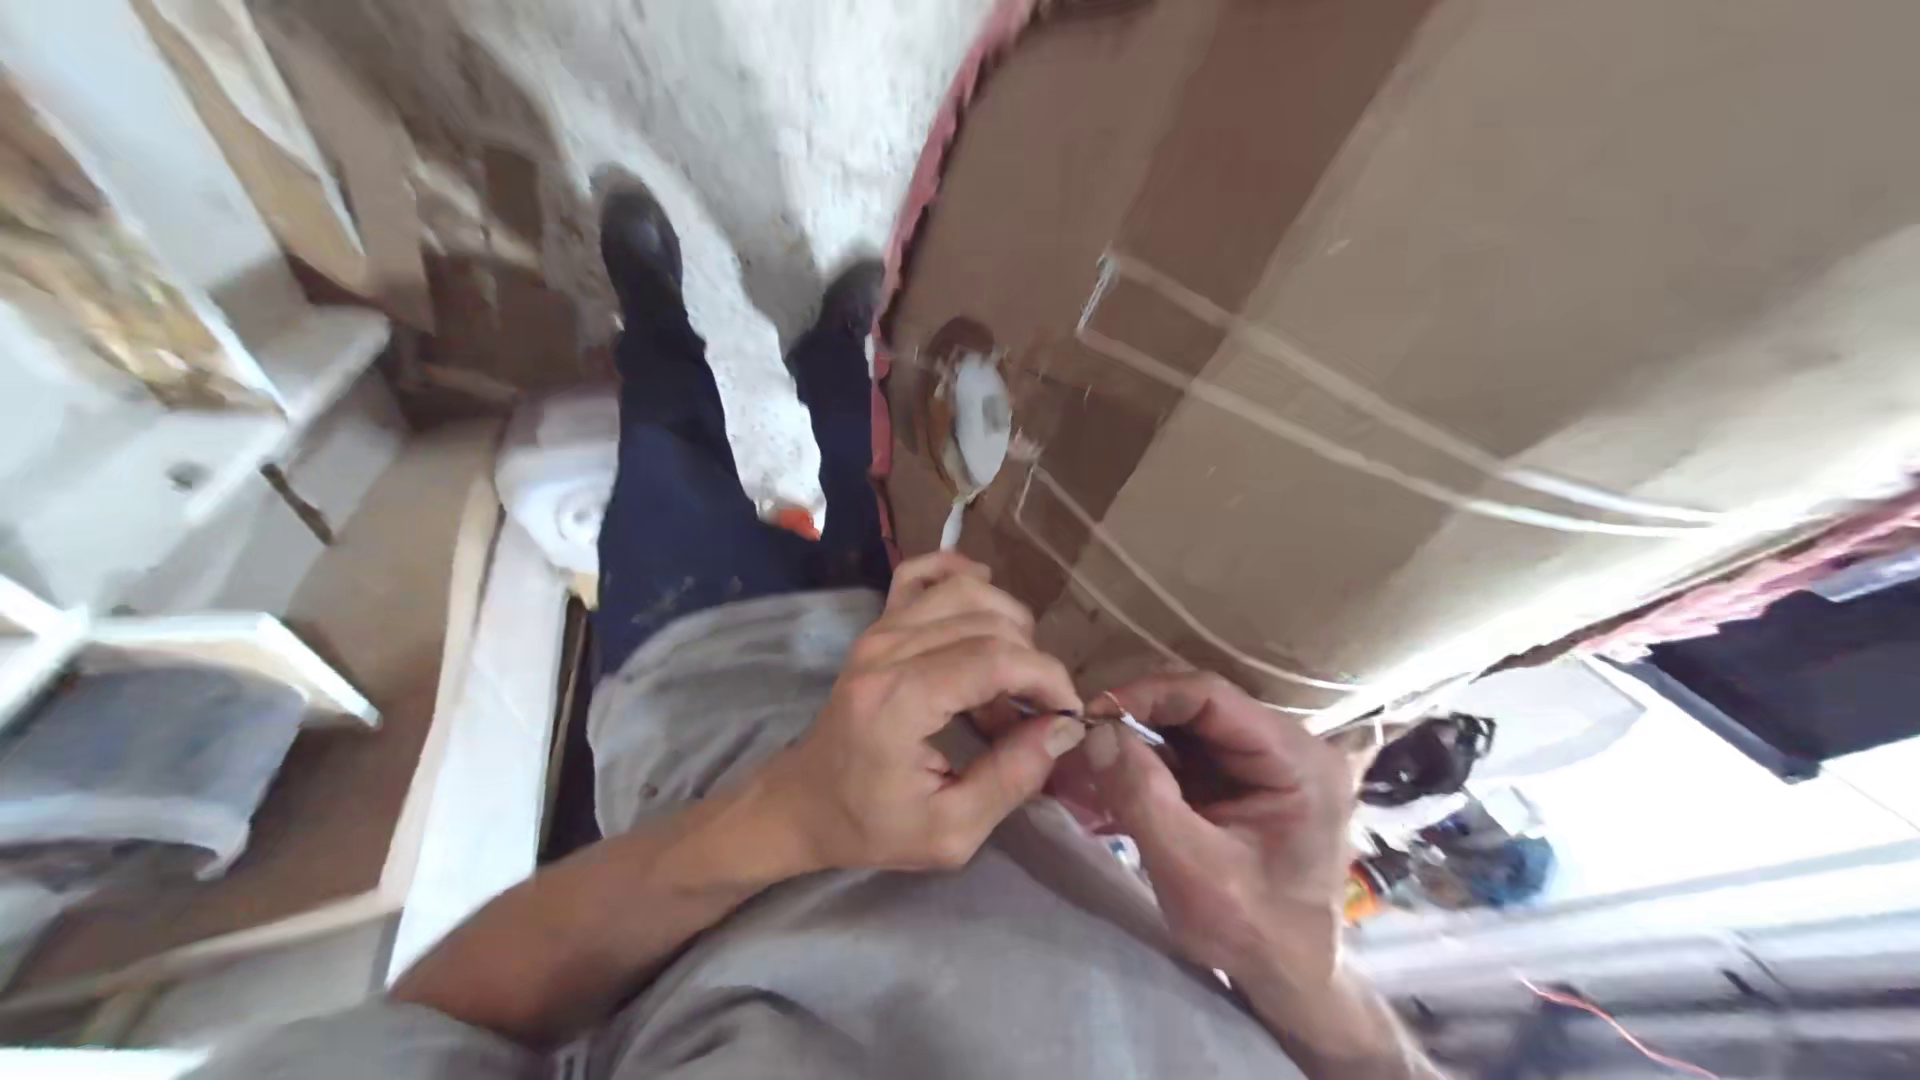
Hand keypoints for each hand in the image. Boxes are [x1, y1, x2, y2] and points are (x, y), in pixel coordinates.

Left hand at [759, 553, 1085, 872]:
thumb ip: (1012, 778)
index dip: (1047, 679)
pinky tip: (984, 593)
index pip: (995, 659)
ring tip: (1013, 674)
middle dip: (1033, 661)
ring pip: (966, 591)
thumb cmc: (870, 824)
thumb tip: (1063, 728)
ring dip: (1008, 624)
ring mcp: (879, 629)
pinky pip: (921, 572)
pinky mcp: (877, 625)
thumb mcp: (949, 831)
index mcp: (900, 701)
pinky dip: (959, 572)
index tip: (1067, 713)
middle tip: (1037, 709)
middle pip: (988, 623)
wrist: (804, 801)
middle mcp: (887, 650)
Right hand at [1079, 673, 1354, 983]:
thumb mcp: (1193, 873)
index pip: (1210, 696)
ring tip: (1087, 762)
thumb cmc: (1255, 933)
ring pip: (1181, 723)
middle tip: (1082, 740)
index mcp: (1296, 759)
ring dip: (1132, 739)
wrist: (1288, 976)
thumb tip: (1095, 732)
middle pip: (1193, 705)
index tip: (1092, 715)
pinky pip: (1181, 748)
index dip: (1146, 694)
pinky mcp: (1236, 773)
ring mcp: (1260, 757)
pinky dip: (1142, 761)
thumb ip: (1144, 798)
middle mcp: (1284, 744)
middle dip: (1133, 718)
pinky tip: (1109, 780)